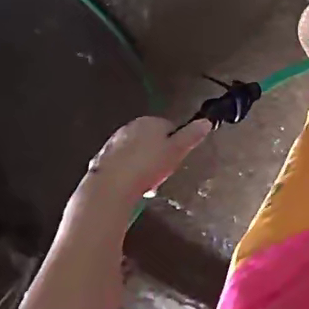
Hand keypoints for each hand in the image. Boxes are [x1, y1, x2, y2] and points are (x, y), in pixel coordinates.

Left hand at [70, 117, 210, 230]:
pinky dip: (128, 173)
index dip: (175, 145)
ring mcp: (114, 142)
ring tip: (147, 185)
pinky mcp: (103, 159)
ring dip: (143, 166)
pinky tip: (131, 187)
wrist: (112, 186)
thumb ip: (192, 135)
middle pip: (152, 140)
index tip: (175, 160)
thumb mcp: (177, 150)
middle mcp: (130, 127)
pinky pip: (122, 164)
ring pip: (136, 153)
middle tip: (162, 174)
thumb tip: (206, 122)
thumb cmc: (148, 165)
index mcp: (150, 121)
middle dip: (158, 156)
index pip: (170, 128)